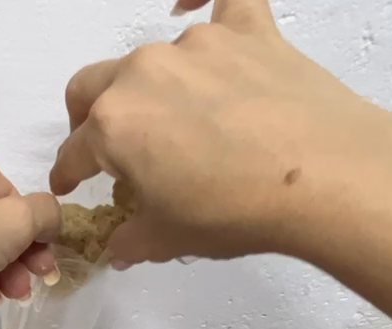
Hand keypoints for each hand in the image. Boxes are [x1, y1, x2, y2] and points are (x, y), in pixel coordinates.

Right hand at [51, 0, 391, 265]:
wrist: (322, 176)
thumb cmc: (230, 212)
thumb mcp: (162, 240)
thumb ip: (127, 238)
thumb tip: (117, 244)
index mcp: (111, 126)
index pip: (74, 152)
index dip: (68, 175)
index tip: (71, 188)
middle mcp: (142, 74)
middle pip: (90, 87)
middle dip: (86, 120)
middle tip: (107, 150)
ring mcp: (195, 43)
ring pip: (147, 58)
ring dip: (145, 88)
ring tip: (173, 119)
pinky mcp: (247, 27)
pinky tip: (204, 16)